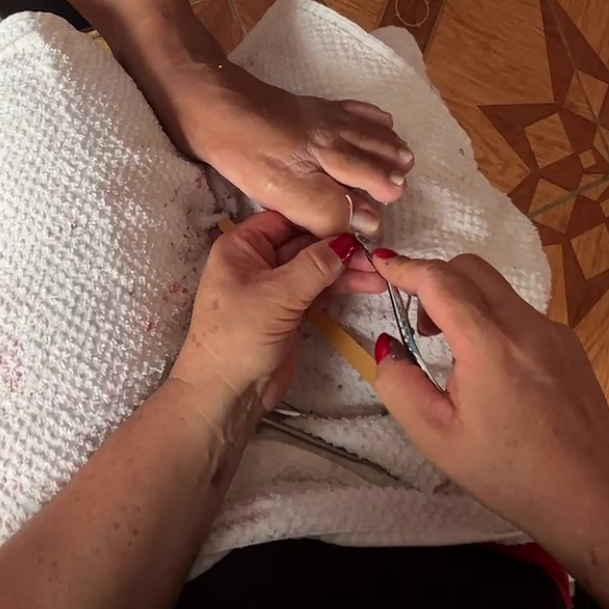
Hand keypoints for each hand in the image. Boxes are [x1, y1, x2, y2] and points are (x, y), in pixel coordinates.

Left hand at [170, 212, 385, 413]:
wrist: (227, 392)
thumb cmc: (238, 336)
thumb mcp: (276, 296)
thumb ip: (313, 267)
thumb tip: (347, 242)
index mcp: (241, 246)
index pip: (284, 218)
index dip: (318, 216)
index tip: (356, 218)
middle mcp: (257, 260)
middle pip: (303, 242)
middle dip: (338, 246)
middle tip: (376, 250)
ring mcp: (275, 286)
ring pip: (315, 268)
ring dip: (346, 268)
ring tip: (380, 271)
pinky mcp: (291, 310)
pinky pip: (319, 290)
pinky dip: (342, 287)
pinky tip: (369, 284)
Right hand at [369, 253, 608, 564]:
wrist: (601, 505)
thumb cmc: (513, 475)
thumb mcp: (436, 438)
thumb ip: (398, 384)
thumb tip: (387, 345)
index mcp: (489, 346)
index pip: (439, 281)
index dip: (404, 266)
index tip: (380, 264)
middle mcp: (525, 326)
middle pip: (469, 268)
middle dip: (433, 277)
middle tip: (418, 322)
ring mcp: (553, 332)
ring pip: (496, 287)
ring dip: (463, 297)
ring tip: (452, 349)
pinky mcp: (570, 345)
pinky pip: (518, 311)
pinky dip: (490, 317)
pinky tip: (492, 368)